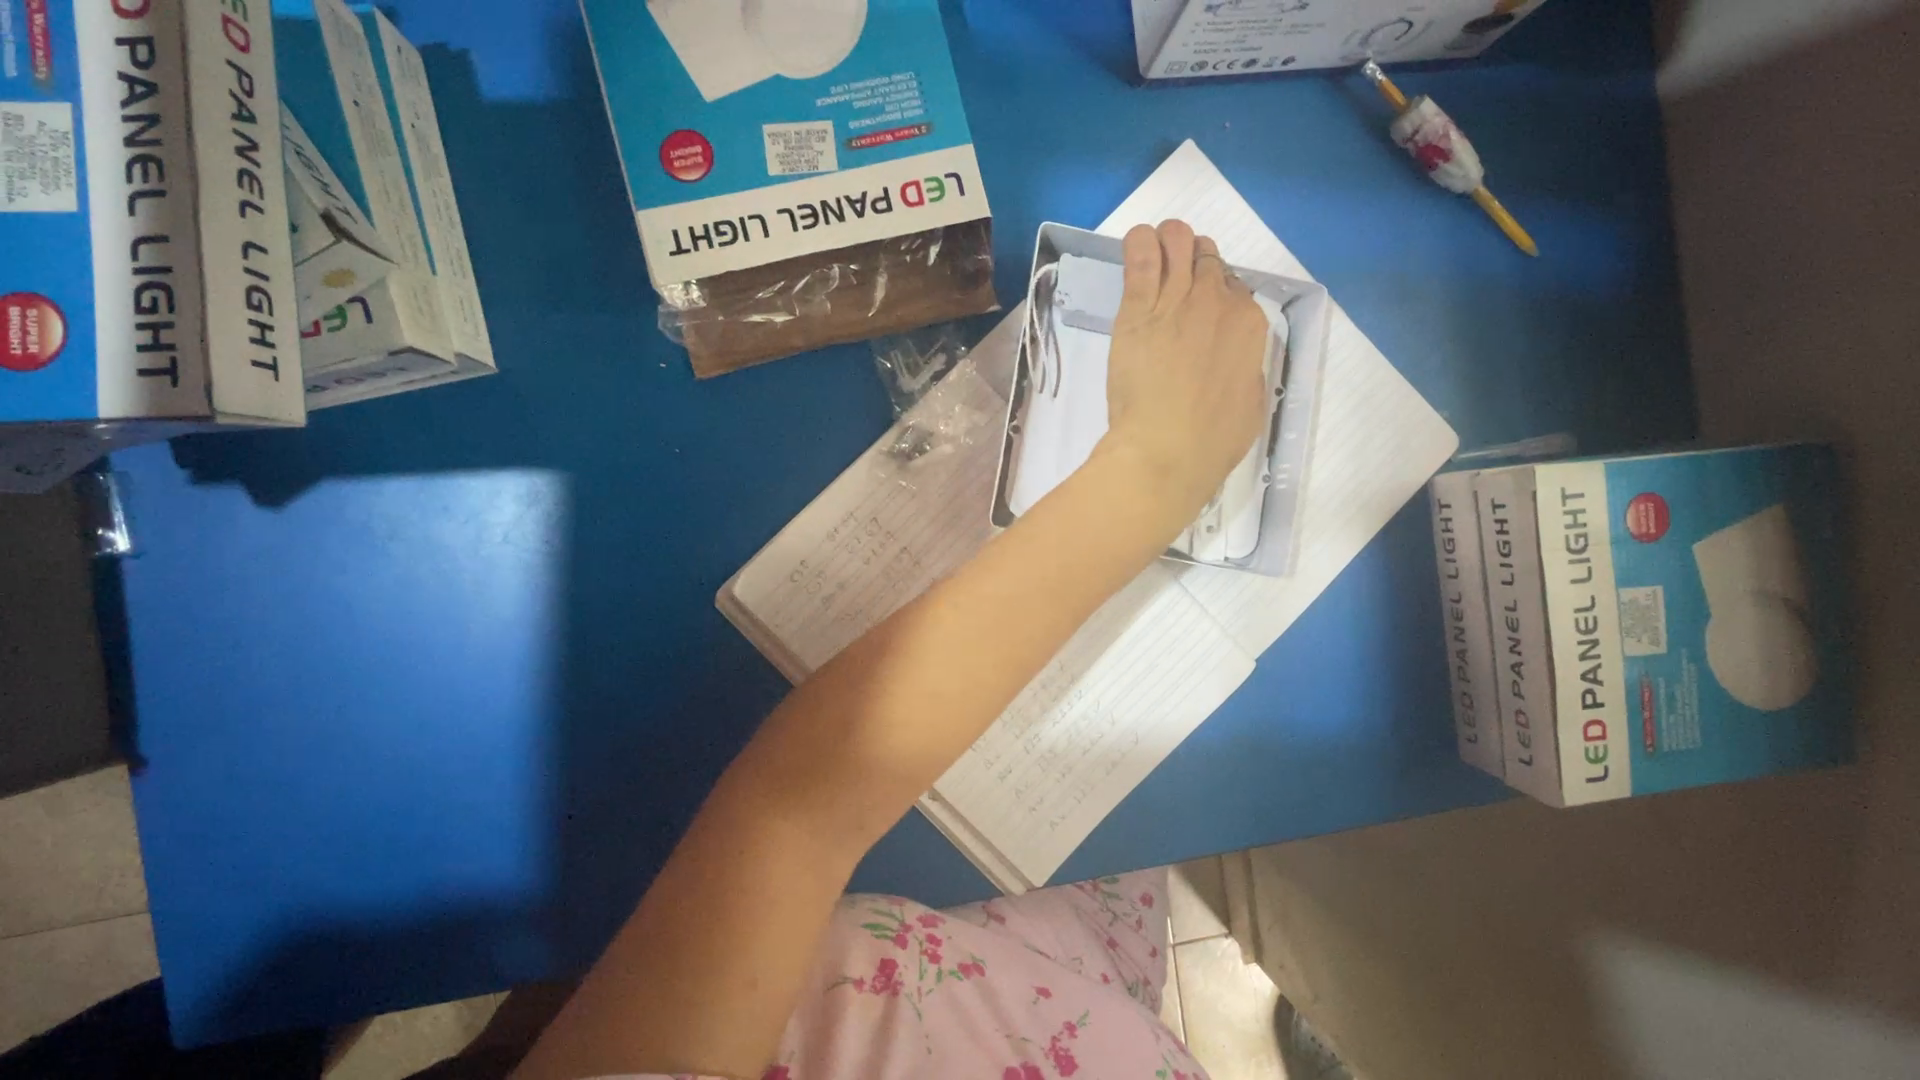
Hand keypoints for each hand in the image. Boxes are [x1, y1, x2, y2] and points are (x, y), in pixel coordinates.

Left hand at [1099, 220, 1270, 529]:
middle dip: (1192, 262)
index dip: (1216, 292)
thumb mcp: (1250, 403)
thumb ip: (1245, 370)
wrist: (1166, 448)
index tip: (1201, 305)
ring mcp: (1176, 301)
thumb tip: (1236, 360)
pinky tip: (1136, 243)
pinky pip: (1140, 259)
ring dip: (1168, 242)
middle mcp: (1216, 303)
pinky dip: (1139, 244)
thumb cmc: (1211, 440)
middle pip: (1206, 262)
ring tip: (1155, 253)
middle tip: (1174, 278)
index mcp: (1250, 326)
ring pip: (1177, 245)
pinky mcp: (1137, 309)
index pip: (1234, 287)